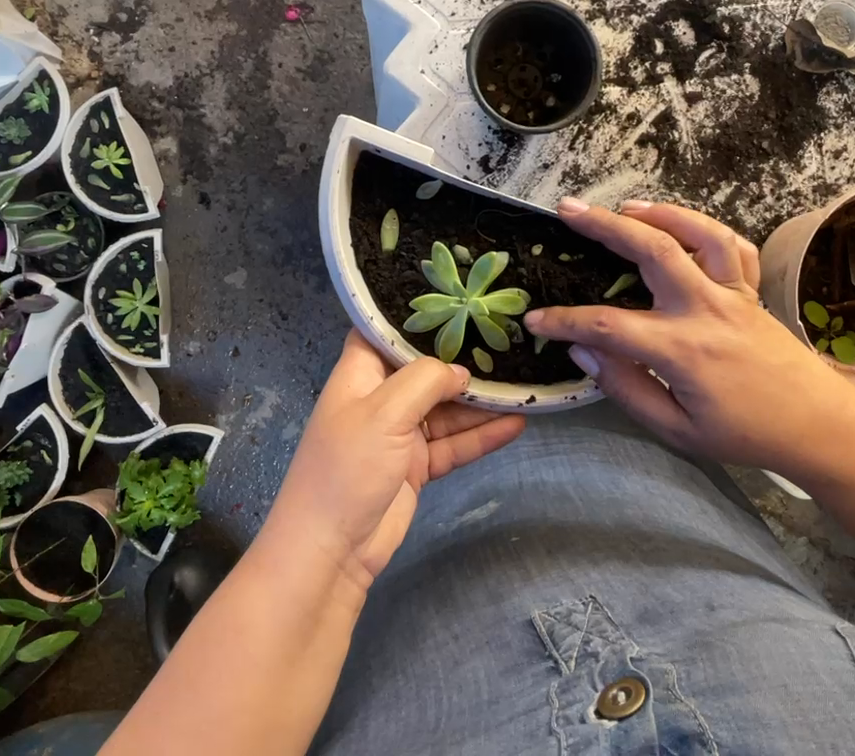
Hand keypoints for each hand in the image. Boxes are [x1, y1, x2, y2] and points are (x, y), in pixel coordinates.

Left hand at [264, 331, 524, 593]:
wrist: (331, 551)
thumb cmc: (349, 468)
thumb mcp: (384, 412)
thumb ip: (425, 380)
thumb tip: (460, 373)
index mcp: (360, 375)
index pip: (384, 332)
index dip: (417, 317)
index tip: (459, 302)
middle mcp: (380, 400)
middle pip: (426, 371)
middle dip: (463, 360)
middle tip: (509, 342)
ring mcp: (399, 435)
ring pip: (446, 409)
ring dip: (480, 402)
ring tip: (523, 384)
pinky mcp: (416, 467)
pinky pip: (454, 444)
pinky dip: (482, 435)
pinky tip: (516, 424)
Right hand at [523, 199, 854, 481]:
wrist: (819, 426)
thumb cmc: (746, 435)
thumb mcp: (678, 430)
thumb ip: (627, 389)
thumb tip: (585, 353)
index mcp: (683, 350)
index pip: (609, 326)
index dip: (565, 322)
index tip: (536, 321)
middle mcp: (707, 310)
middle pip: (652, 251)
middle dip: (604, 226)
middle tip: (568, 210)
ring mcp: (734, 295)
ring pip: (698, 235)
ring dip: (659, 213)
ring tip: (625, 206)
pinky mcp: (752, 291)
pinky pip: (732, 247)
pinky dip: (704, 228)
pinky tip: (680, 227)